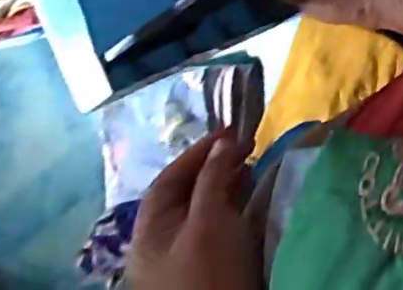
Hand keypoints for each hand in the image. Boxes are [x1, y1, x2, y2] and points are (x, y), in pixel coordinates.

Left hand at [127, 130, 262, 289]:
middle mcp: (161, 242)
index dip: (197, 153)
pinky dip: (232, 198)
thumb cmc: (209, 271)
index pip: (167, 181)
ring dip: (225, 180)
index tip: (232, 131)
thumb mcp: (210, 220)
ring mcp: (182, 254)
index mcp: (150, 234)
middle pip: (184, 192)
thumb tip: (224, 140)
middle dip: (214, 164)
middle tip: (247, 146)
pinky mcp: (205, 260)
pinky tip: (250, 192)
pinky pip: (214, 219)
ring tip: (251, 165)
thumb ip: (214, 177)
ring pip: (201, 204)